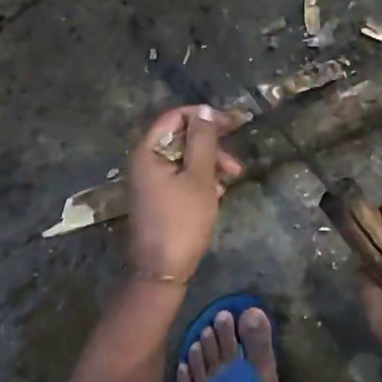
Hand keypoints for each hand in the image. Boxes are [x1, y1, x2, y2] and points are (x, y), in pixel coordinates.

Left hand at [126, 106, 243, 282]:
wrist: (162, 271)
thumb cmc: (181, 221)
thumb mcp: (198, 177)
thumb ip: (203, 141)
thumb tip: (205, 110)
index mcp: (148, 151)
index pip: (175, 117)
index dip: (205, 117)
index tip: (233, 124)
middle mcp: (144, 161)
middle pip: (181, 138)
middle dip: (211, 146)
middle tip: (236, 162)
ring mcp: (150, 180)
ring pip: (184, 159)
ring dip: (209, 164)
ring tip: (231, 181)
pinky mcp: (158, 196)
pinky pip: (181, 176)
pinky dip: (200, 180)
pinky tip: (217, 193)